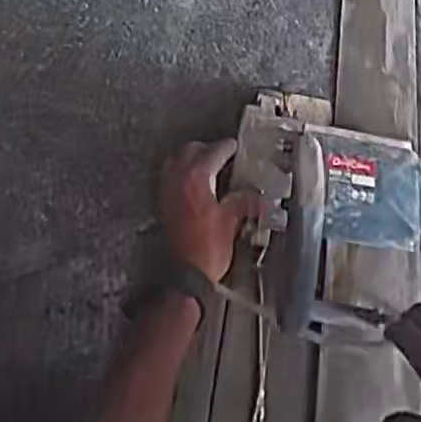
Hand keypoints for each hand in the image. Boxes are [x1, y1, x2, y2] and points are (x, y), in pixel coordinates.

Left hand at [159, 139, 264, 282]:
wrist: (185, 274)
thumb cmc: (209, 247)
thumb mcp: (231, 220)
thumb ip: (244, 201)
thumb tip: (258, 196)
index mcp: (197, 177)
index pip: (214, 152)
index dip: (227, 148)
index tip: (236, 147)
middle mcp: (178, 177)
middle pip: (192, 149)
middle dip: (208, 149)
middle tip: (224, 156)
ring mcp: (167, 187)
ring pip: (178, 159)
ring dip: (192, 158)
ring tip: (209, 166)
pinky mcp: (162, 200)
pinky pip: (170, 173)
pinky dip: (182, 171)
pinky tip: (195, 182)